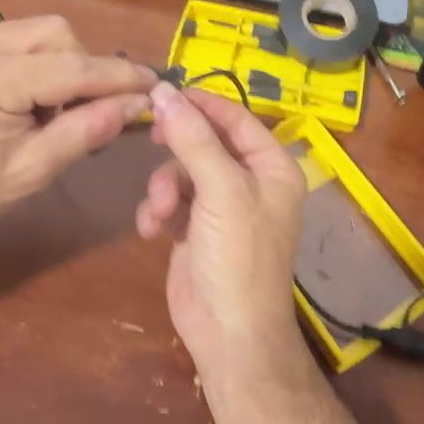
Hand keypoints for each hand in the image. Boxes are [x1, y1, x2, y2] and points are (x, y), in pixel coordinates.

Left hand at [0, 16, 156, 266]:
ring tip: (56, 109)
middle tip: (94, 109)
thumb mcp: (30, 173)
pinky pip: (7, 40)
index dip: (120, 76)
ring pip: (33, 31)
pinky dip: (31, 61)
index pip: (74, 66)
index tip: (155, 85)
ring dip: (60, 61)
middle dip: (86, 65)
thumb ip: (86, 131)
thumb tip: (135, 105)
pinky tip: (26, 99)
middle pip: (56, 33)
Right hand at [135, 84, 309, 382]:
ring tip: (160, 213)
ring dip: (164, 188)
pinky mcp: (194, 230)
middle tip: (152, 136)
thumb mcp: (220, 190)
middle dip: (177, 150)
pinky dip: (158, 211)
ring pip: (181, 172)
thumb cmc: (238, 254)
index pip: (236, 118)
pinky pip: (170, 202)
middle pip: (204, 142)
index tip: (164, 93)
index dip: (201, 104)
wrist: (228, 332)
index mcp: (271, 166)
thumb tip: (164, 91)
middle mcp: (249, 182)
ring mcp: (221, 208)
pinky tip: (152, 230)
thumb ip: (192, 139)